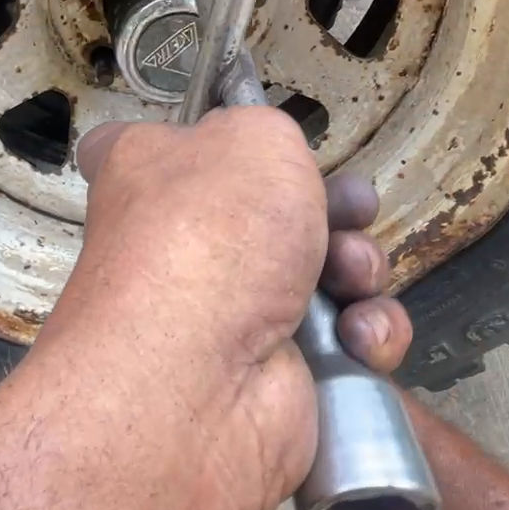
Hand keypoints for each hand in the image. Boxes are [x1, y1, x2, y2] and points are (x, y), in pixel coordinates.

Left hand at [34, 105, 413, 509]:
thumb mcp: (248, 136)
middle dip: (330, 204)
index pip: (160, 139)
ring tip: (348, 276)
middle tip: (346, 210)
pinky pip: (343, 339)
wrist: (200, 379)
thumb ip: (264, 130)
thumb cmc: (211, 231)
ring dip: (358, 266)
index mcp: (144, 175)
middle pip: (273, 206)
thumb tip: (251, 153)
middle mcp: (181, 241)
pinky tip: (355, 338)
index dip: (208, 134)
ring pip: (322, 270)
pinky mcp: (278, 371)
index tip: (252, 141)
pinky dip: (364, 334)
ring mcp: (228, 311)